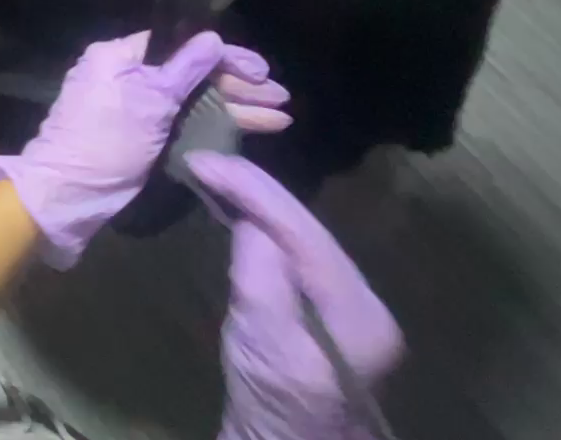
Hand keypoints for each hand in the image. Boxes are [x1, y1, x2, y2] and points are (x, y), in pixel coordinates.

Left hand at [0, 32, 290, 268]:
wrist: (71, 190)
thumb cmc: (106, 138)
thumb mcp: (149, 99)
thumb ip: (183, 68)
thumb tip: (211, 37)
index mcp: (117, 57)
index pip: (176, 44)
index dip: (220, 54)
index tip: (261, 69)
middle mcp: (125, 75)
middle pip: (188, 72)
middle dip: (235, 84)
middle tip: (280, 95)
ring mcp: (135, 106)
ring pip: (191, 98)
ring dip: (235, 105)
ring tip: (281, 115)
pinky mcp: (143, 134)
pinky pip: (184, 120)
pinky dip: (216, 123)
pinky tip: (254, 127)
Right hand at [187, 154, 403, 439]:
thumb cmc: (275, 403)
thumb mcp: (266, 345)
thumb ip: (265, 280)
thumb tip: (252, 222)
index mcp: (358, 309)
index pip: (303, 230)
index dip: (253, 189)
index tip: (202, 160)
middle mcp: (360, 297)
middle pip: (305, 225)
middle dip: (253, 186)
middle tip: (200, 157)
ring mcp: (342, 302)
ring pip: (297, 231)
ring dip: (253, 198)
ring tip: (209, 171)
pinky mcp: (316, 306)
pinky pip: (287, 247)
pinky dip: (255, 220)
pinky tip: (229, 206)